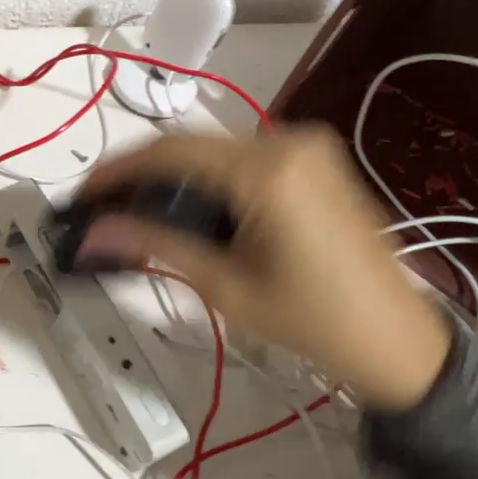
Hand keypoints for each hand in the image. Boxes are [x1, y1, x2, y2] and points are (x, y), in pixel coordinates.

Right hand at [75, 125, 450, 411]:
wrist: (395, 337)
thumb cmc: (311, 321)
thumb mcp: (225, 285)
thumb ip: (156, 243)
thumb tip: (93, 230)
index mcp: (267, 171)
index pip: (171, 152)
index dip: (118, 170)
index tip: (82, 196)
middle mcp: (287, 141)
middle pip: (191, 146)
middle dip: (143, 177)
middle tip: (107, 213)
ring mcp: (306, 146)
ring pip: (214, 150)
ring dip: (174, 179)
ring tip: (140, 217)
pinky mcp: (314, 159)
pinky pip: (242, 158)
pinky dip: (208, 180)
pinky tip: (189, 211)